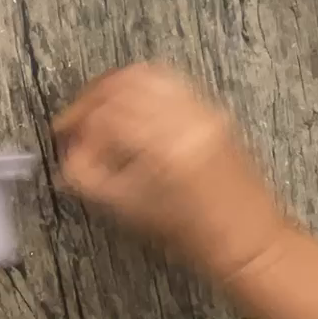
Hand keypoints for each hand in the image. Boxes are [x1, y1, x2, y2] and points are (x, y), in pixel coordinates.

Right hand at [53, 64, 288, 279]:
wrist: (252, 244)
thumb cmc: (195, 238)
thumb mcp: (130, 211)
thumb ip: (89, 177)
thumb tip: (68, 155)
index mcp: (164, 148)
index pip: (104, 116)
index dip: (77, 124)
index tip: (65, 137)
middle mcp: (185, 121)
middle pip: (121, 84)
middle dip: (89, 99)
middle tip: (75, 118)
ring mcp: (203, 112)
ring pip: (145, 74)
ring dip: (113, 86)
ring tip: (98, 107)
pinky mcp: (213, 112)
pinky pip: (169, 81)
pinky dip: (141, 85)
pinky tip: (130, 105)